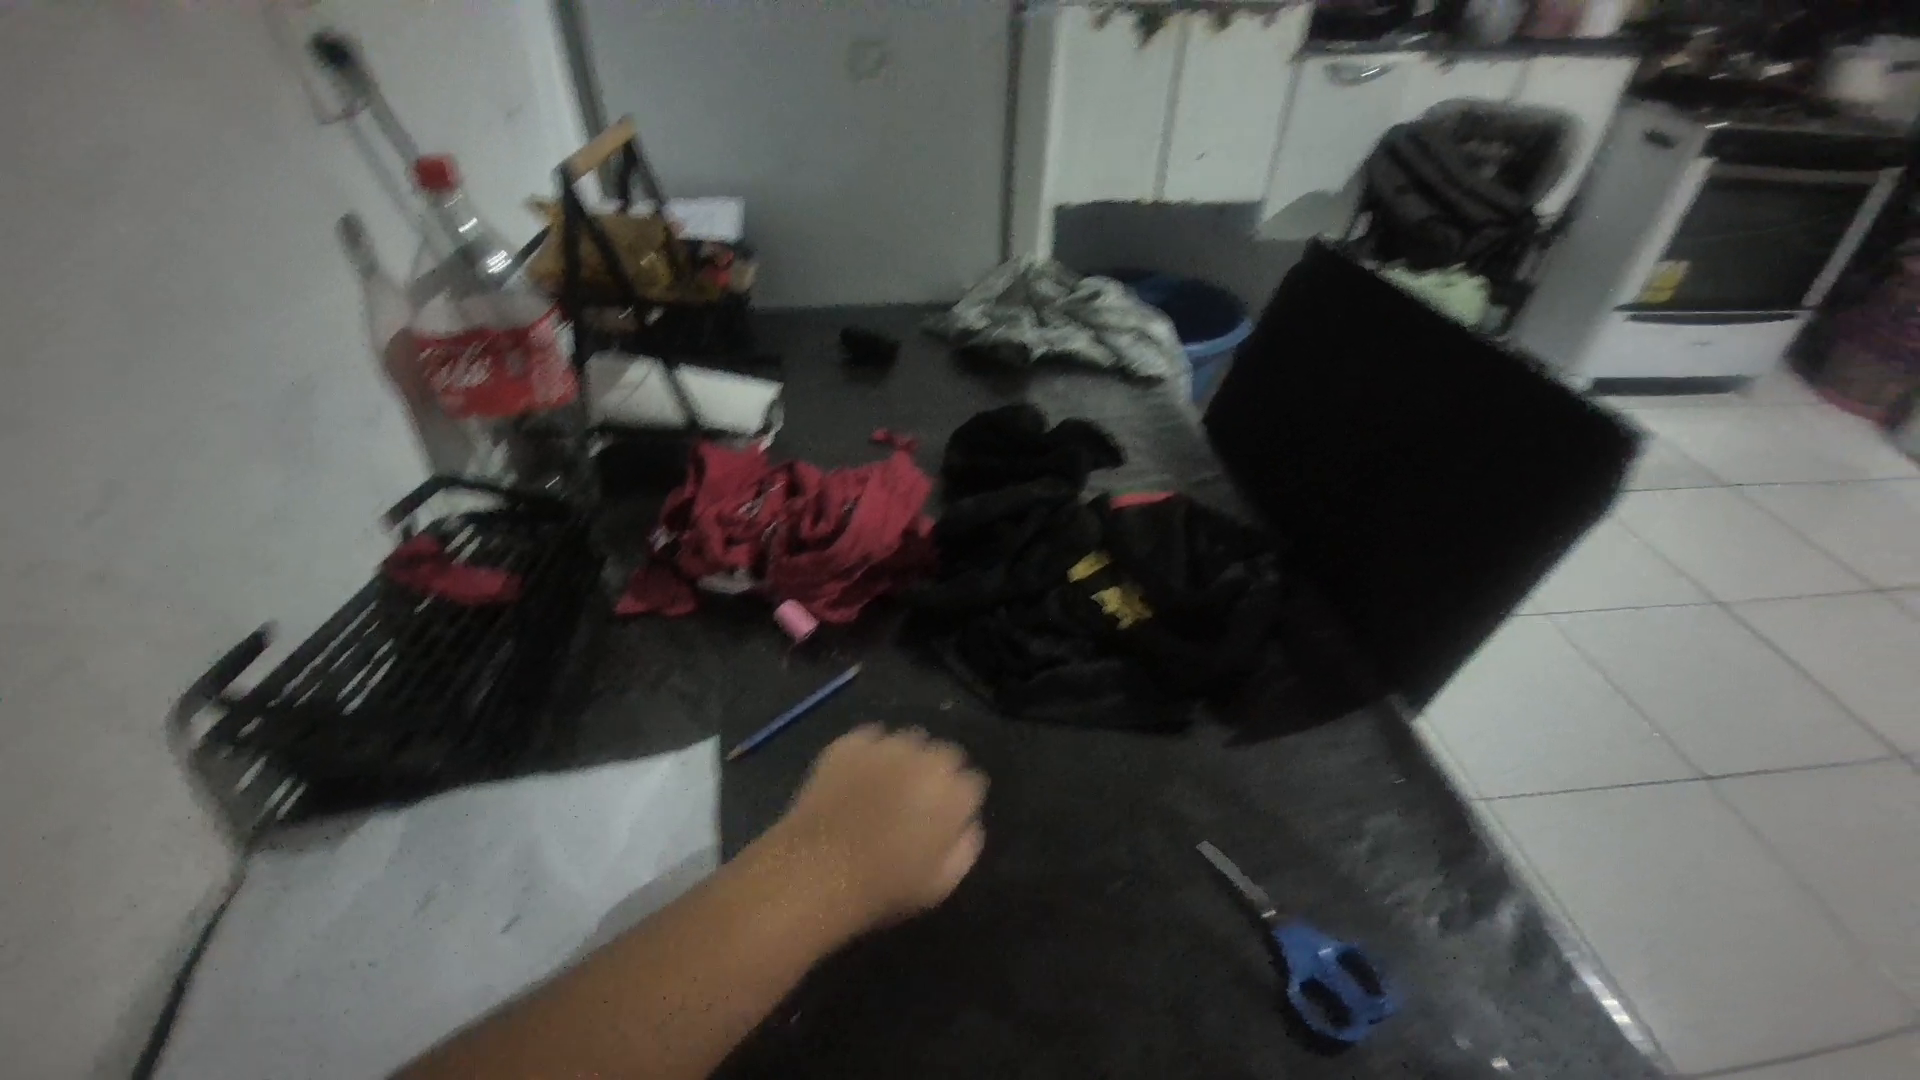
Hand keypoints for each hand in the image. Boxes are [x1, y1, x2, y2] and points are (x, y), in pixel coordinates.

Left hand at [761, 725, 986, 936]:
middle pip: (941, 755)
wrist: (816, 871)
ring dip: (901, 762)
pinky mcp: (850, 741)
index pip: (970, 782)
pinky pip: (869, 741)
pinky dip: (866, 757)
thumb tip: (966, 822)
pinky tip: (852, 783)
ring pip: (906, 743)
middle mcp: (927, 756)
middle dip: (932, 775)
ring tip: (879, 791)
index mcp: (955, 790)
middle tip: (911, 805)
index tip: (940, 821)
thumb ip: (966, 844)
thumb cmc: (885, 886)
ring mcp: (886, 744)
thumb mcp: (942, 883)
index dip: (955, 803)